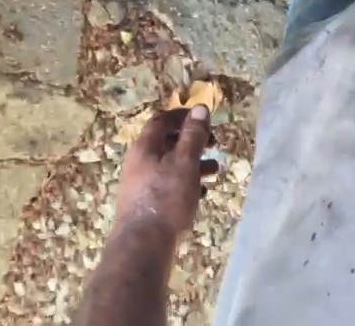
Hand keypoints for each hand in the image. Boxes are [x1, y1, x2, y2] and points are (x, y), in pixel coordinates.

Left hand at [114, 106, 215, 238]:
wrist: (142, 248)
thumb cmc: (165, 198)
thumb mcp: (184, 162)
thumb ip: (193, 135)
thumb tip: (200, 107)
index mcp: (145, 148)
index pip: (162, 121)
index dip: (183, 116)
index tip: (204, 118)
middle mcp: (139, 164)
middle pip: (167, 143)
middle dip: (192, 141)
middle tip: (214, 144)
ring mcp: (141, 187)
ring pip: (170, 166)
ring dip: (193, 163)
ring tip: (215, 170)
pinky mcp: (147, 206)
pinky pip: (168, 186)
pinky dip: (186, 183)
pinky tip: (201, 193)